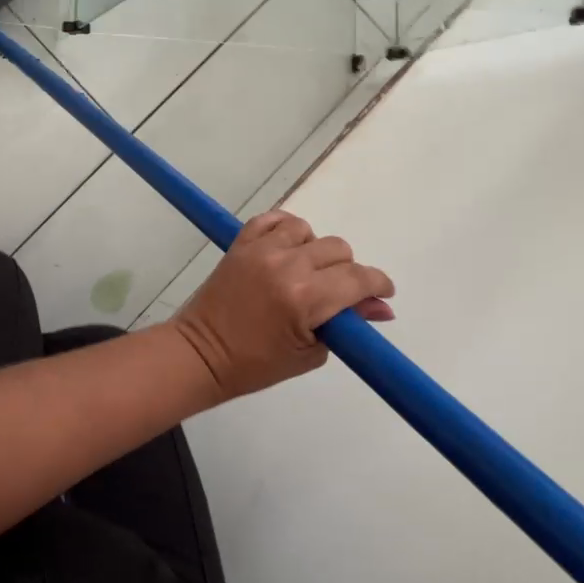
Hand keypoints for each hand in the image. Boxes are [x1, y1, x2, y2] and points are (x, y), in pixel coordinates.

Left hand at [170, 207, 395, 399]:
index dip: (377, 285)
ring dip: (314, 249)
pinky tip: (286, 248)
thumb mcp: (312, 352)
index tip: (380, 295)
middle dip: (346, 272)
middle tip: (336, 294)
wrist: (203, 351)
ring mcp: (260, 250)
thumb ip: (347, 323)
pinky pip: (271, 219)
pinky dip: (285, 228)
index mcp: (306, 297)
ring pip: (307, 230)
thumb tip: (379, 307)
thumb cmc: (257, 364)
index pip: (358, 278)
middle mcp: (286, 265)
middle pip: (337, 250)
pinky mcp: (240, 244)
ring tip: (306, 273)